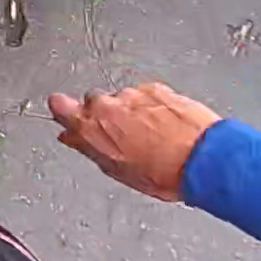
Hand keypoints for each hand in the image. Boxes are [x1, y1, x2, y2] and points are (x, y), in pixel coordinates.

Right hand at [48, 83, 222, 201]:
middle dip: (104, 115)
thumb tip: (72, 137)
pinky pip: (146, 96)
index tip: (68, 116)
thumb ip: (88, 147)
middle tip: (121, 136)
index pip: (58, 104)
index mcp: (91, 125)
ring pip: (122, 99)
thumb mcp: (115, 169)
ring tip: (151, 136)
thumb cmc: (162, 171)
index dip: (63, 109)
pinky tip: (164, 127)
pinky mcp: (156, 88)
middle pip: (94, 102)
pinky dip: (152, 107)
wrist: (203, 159)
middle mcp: (108, 104)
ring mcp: (132, 94)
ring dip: (131, 112)